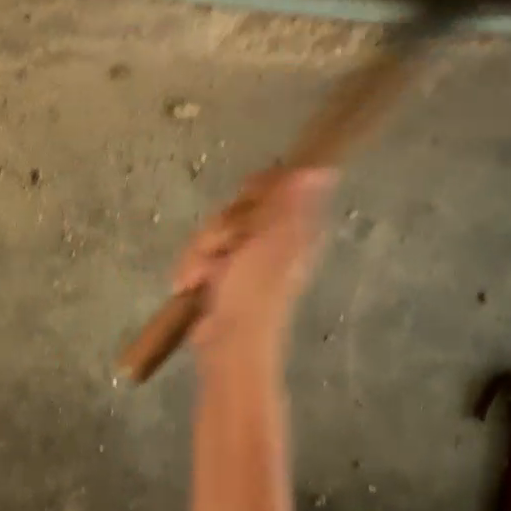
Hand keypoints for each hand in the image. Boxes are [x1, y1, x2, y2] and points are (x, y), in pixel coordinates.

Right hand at [173, 169, 335, 357]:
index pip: (273, 188)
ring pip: (213, 233)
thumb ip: (288, 205)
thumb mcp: (271, 241)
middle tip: (219, 249)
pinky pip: (201, 256)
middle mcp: (270, 241)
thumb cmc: (253, 293)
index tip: (242, 203)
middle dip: (217, 230)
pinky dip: (192, 269)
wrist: (230, 341)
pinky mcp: (221, 275)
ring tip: (197, 278)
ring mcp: (244, 259)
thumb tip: (321, 169)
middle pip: (235, 210)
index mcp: (291, 230)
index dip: (253, 191)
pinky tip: (189, 285)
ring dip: (199, 254)